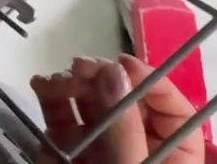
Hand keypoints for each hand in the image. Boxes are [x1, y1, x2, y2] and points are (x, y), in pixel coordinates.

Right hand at [31, 55, 205, 163]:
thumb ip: (122, 126)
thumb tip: (114, 69)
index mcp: (167, 157)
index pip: (174, 112)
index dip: (153, 83)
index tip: (123, 62)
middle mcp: (133, 144)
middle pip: (125, 97)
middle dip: (100, 74)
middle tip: (80, 66)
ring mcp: (97, 142)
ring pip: (89, 96)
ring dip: (70, 80)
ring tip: (57, 83)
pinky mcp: (64, 141)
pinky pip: (58, 107)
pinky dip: (48, 89)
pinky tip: (42, 85)